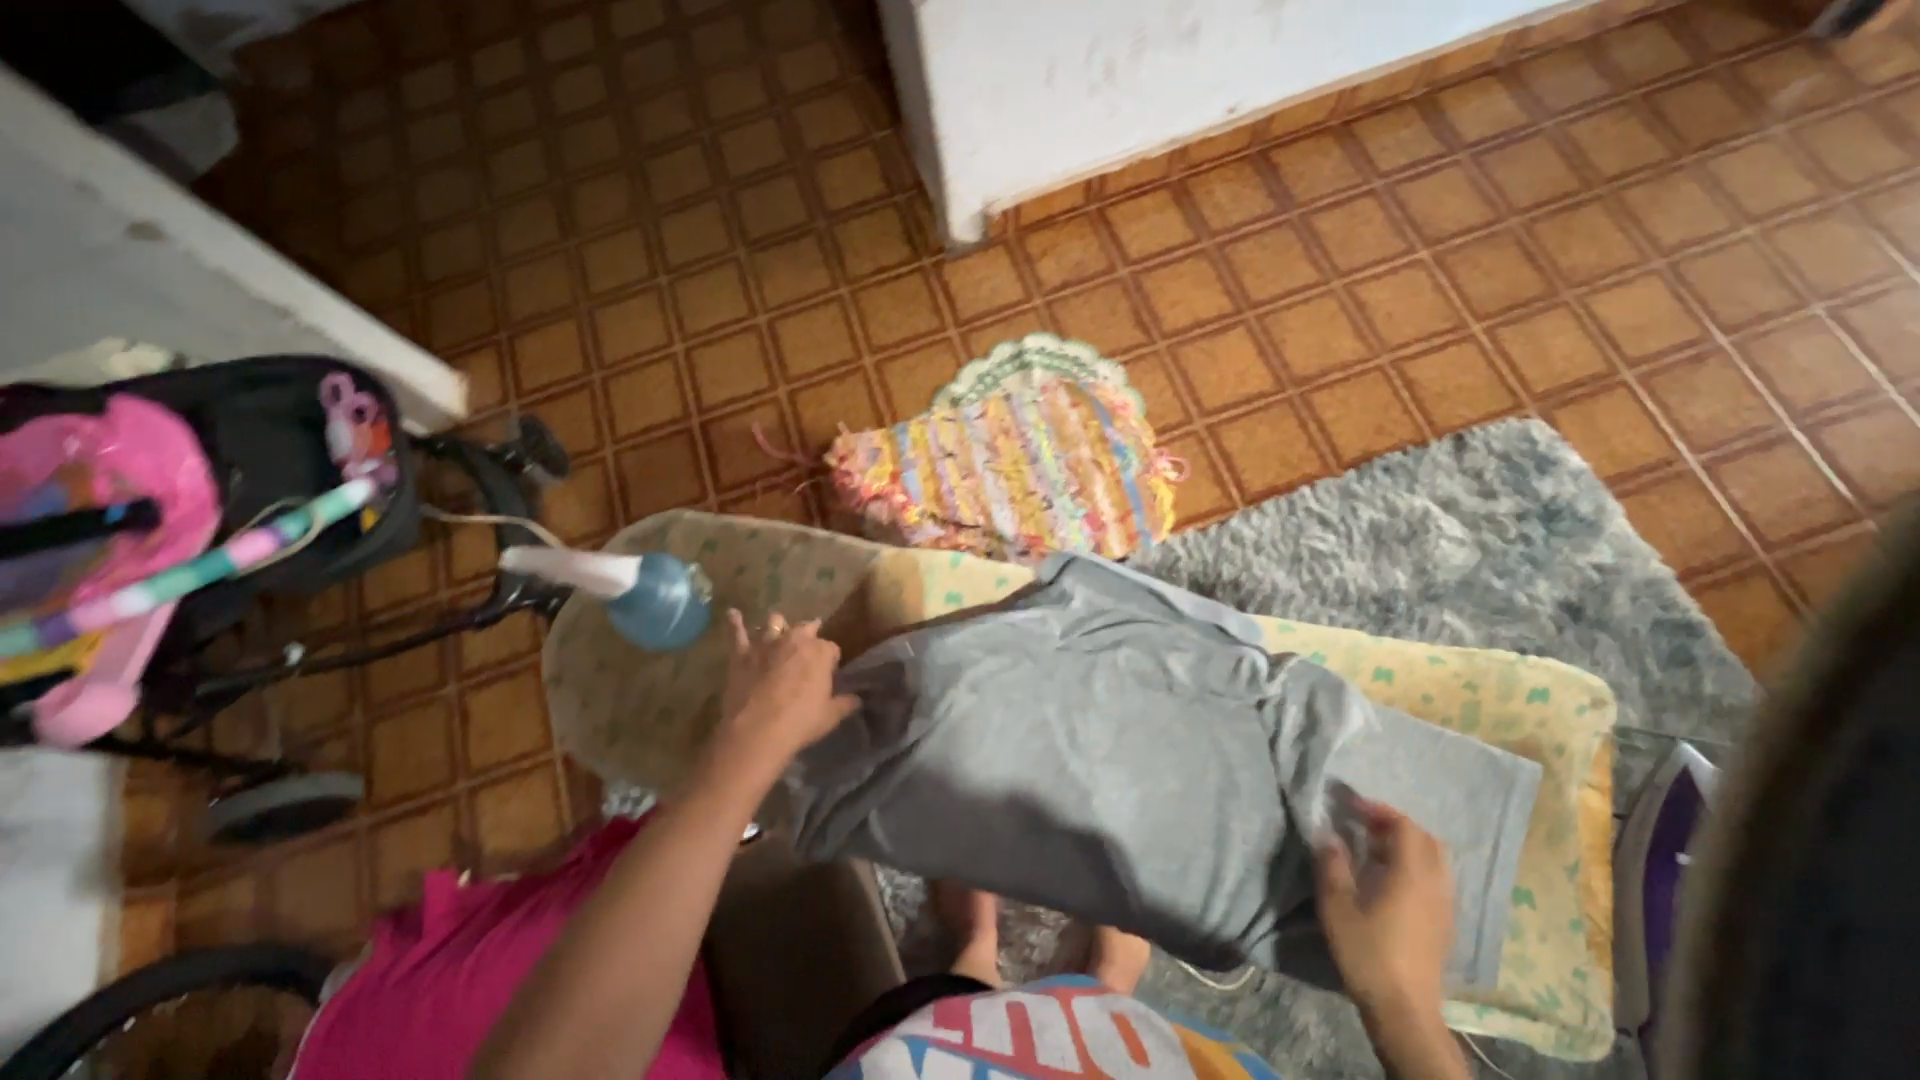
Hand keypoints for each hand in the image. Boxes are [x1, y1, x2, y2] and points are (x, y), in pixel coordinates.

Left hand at [711, 609, 858, 773]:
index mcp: (820, 652)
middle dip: (808, 635)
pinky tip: (733, 614)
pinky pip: (737, 633)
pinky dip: (735, 622)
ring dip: (777, 626)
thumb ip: (846, 703)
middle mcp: (794, 639)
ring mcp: (765, 643)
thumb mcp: (830, 716)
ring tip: (778, 629)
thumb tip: (857, 698)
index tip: (828, 673)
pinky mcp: (741, 654)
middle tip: (808, 647)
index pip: (831, 648)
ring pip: (774, 623)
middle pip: (805, 628)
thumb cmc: (800, 722)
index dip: (831, 660)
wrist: (757, 731)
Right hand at [1315, 796, 1454, 1022]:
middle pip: (1425, 838)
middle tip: (1363, 824)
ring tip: (1376, 849)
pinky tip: (1391, 880)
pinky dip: (1416, 866)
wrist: (1404, 1008)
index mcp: (1412, 874)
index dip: (1378, 810)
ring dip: (1408, 845)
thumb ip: (1332, 865)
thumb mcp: (1337, 906)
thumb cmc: (1367, 953)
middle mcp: (1436, 883)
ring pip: (1435, 859)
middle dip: (1395, 824)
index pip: (1404, 826)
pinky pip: (1436, 879)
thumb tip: (1328, 835)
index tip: (1350, 806)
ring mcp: (1445, 905)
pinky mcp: (1445, 923)